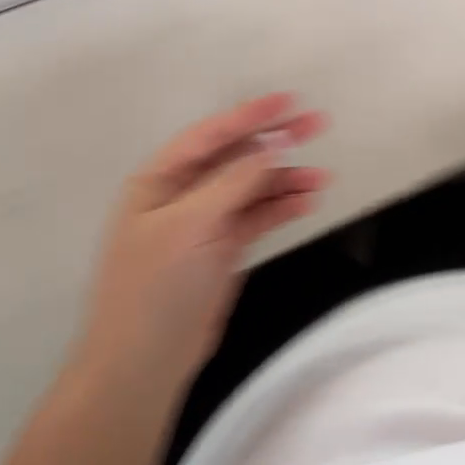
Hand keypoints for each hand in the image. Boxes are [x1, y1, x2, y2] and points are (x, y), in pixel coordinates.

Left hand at [74, 94, 328, 390]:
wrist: (142, 364)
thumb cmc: (154, 286)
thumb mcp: (192, 224)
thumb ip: (235, 180)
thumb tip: (275, 142)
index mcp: (159, 180)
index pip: (211, 135)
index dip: (250, 115)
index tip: (289, 100)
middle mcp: (183, 194)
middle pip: (236, 156)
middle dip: (276, 141)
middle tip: (318, 124)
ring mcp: (204, 222)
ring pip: (252, 186)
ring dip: (286, 179)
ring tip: (322, 178)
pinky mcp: (223, 247)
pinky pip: (258, 216)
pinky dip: (282, 206)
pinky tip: (307, 201)